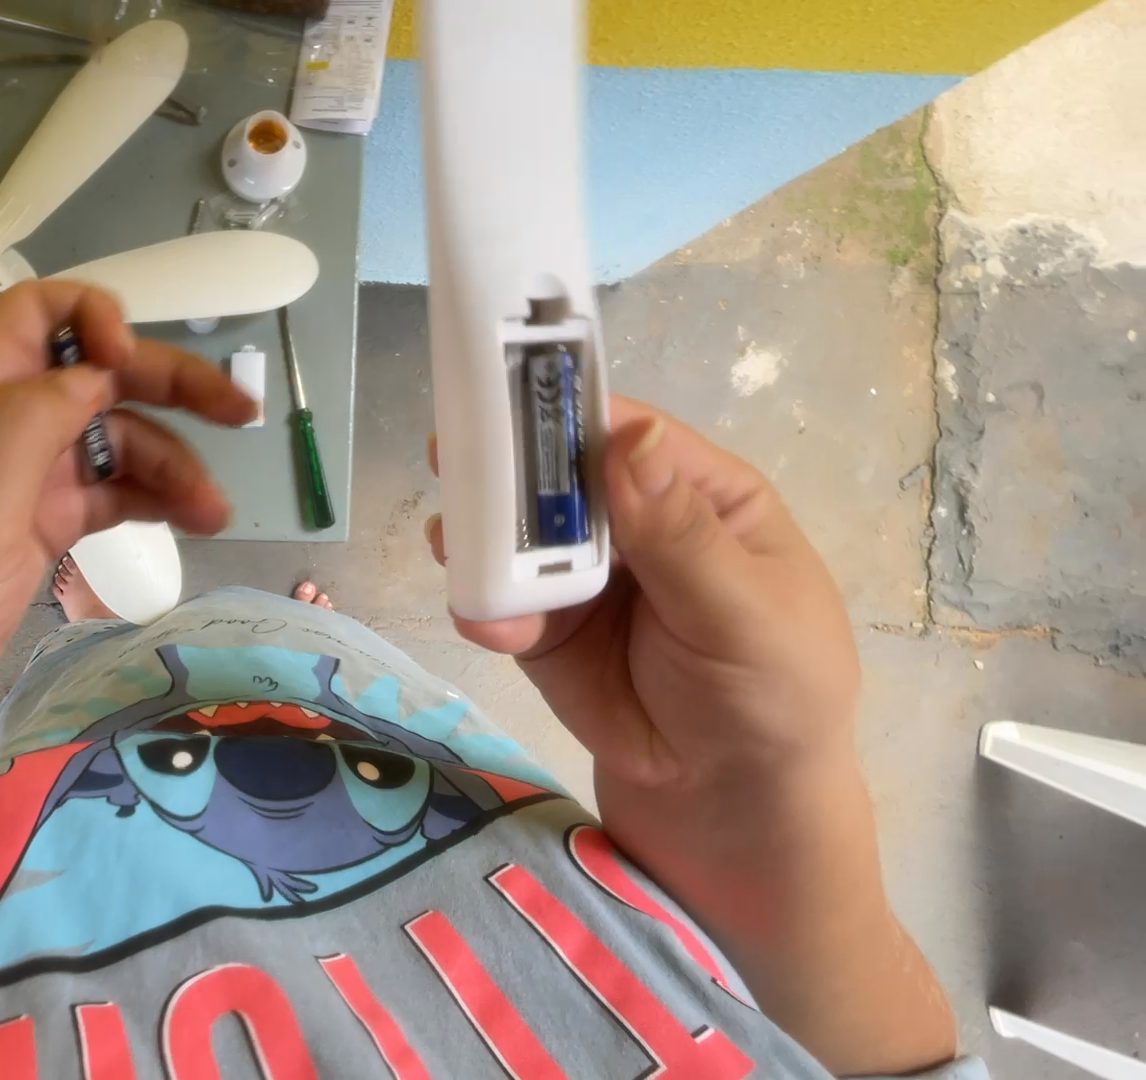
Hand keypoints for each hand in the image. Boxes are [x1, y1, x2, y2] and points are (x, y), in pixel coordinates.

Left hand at [0, 282, 255, 741]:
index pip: (32, 315)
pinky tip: (192, 521)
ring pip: (111, 440)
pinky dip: (150, 499)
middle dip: (169, 385)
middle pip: (94, 377)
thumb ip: (23, 427)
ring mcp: (20, 477)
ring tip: (217, 510)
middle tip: (240, 411)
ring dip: (171, 463)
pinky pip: (105, 492)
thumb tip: (90, 374)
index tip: (133, 365)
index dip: (93, 318)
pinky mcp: (37, 523)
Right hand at [427, 395, 859, 803]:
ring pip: (508, 536)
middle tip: (448, 458)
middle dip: (499, 470)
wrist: (720, 793)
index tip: (505, 397)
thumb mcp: (742, 612)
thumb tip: (629, 436)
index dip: (563, 412)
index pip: (619, 434)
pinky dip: (481, 605)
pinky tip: (482, 619)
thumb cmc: (766, 691)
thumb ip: (679, 534)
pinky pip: (496, 601)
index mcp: (687, 493)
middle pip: (548, 477)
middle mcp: (620, 522)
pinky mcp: (535, 623)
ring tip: (450, 544)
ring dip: (475, 535)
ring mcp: (570, 573)